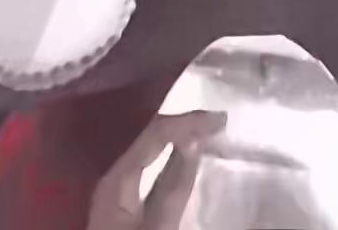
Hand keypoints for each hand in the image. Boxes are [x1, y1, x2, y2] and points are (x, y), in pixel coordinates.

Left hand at [87, 111, 226, 229]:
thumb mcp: (158, 228)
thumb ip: (176, 187)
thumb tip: (196, 144)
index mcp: (118, 179)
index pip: (156, 133)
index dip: (189, 121)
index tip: (222, 119)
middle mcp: (115, 180)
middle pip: (152, 138)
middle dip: (185, 126)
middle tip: (218, 122)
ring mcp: (117, 197)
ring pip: (153, 156)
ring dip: (181, 143)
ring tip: (209, 136)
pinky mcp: (124, 215)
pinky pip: (153, 178)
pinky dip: (175, 167)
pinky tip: (189, 166)